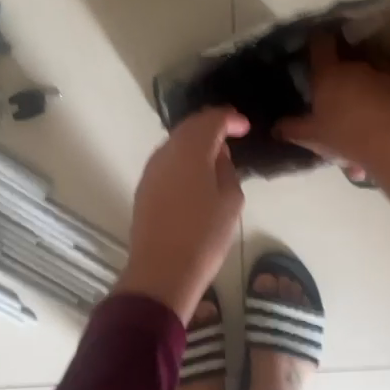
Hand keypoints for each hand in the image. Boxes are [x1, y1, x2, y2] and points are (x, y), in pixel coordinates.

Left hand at [116, 107, 250, 320]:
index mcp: (190, 150)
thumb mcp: (230, 202)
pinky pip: (167, 159)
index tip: (245, 126)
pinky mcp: (144, 186)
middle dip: (211, 125)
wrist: (161, 271)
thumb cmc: (203, 236)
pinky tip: (196, 171)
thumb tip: (218, 157)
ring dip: (196, 140)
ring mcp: (151, 169)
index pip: (211, 120)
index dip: (230, 119)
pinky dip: (183, 156)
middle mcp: (166, 152)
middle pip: (190, 126)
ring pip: (176, 142)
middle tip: (232, 131)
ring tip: (216, 152)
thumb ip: (227, 171)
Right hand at [277, 35, 389, 207]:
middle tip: (336, 95)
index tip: (314, 43)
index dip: (317, 41)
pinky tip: (380, 124)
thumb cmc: (343, 136)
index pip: (320, 44)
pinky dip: (383, 103)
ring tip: (361, 115)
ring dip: (364, 91)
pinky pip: (388, 93)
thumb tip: (275, 128)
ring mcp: (382, 77)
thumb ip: (291, 129)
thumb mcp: (311, 136)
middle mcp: (355, 68)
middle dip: (340, 74)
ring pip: (368, 78)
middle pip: (346, 61)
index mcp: (328, 74)